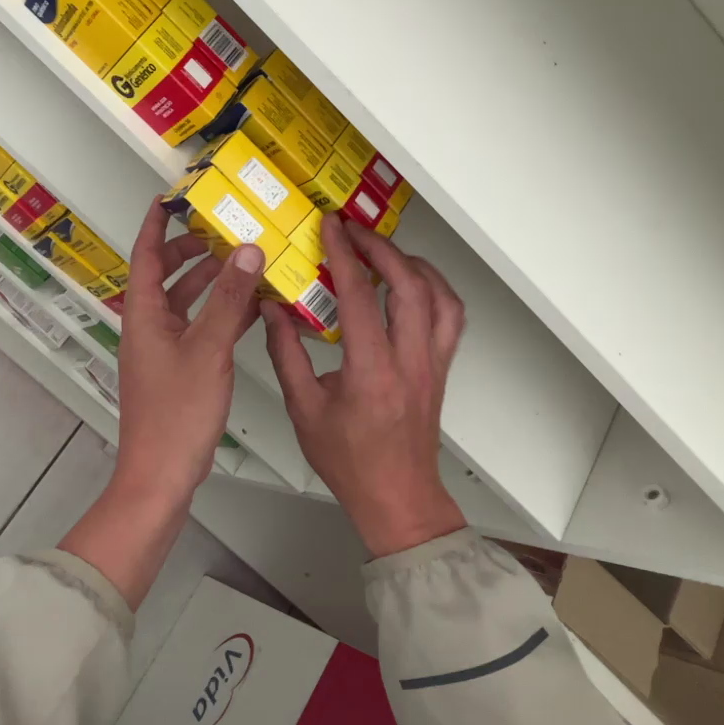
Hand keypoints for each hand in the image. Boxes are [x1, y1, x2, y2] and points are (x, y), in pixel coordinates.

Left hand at [114, 200, 265, 504]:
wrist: (161, 473)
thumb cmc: (177, 412)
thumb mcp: (209, 349)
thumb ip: (229, 300)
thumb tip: (247, 250)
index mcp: (144, 315)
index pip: (146, 256)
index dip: (157, 226)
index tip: (170, 199)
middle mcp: (147, 327)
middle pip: (165, 277)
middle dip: (191, 253)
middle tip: (221, 233)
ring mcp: (160, 351)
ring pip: (183, 304)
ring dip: (209, 284)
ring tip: (242, 265)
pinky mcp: (176, 371)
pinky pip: (196, 330)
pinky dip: (218, 316)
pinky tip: (249, 312)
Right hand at [263, 215, 467, 556]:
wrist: (397, 496)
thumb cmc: (348, 460)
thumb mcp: (303, 408)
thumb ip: (286, 353)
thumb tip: (272, 308)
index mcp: (371, 372)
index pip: (360, 297)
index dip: (344, 255)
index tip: (332, 227)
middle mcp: (410, 361)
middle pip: (409, 285)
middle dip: (381, 248)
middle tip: (354, 230)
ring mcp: (433, 364)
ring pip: (439, 296)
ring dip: (411, 264)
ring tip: (383, 250)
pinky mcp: (442, 368)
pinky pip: (450, 317)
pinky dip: (434, 289)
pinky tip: (412, 283)